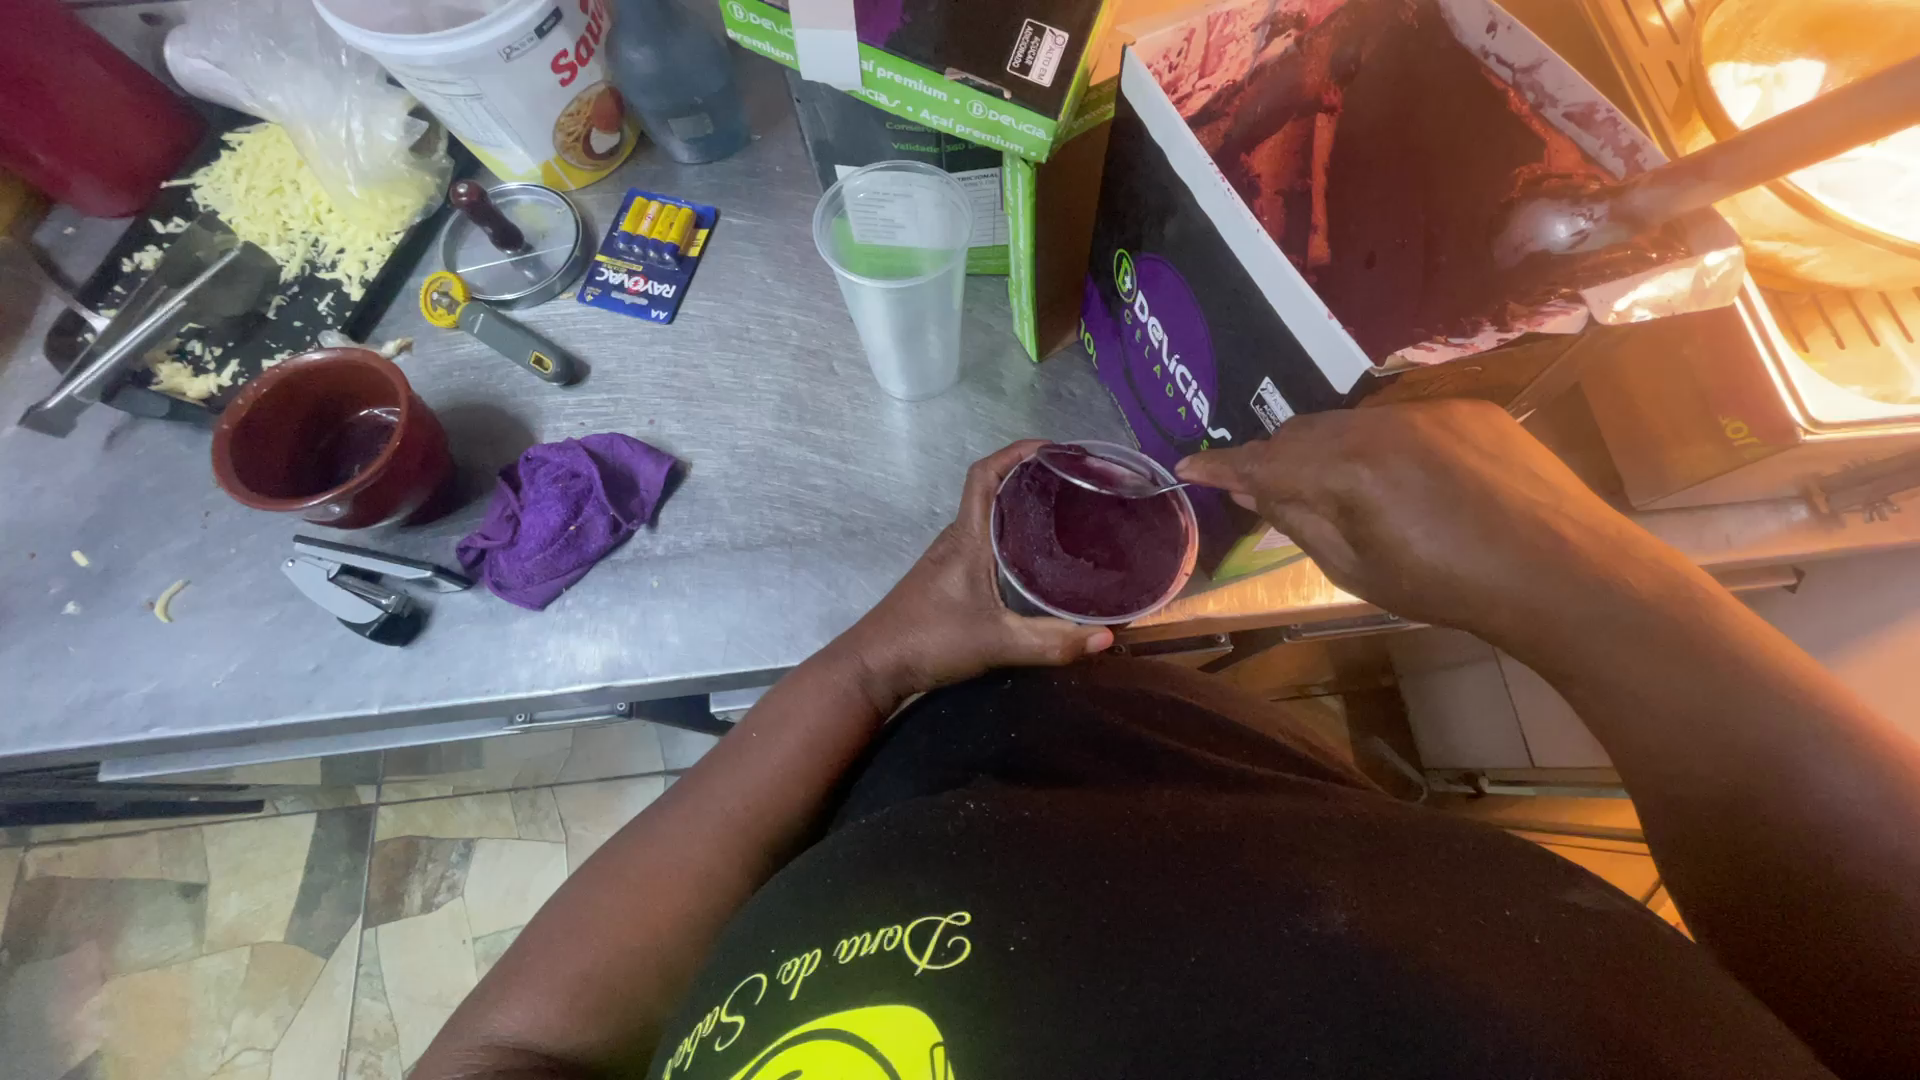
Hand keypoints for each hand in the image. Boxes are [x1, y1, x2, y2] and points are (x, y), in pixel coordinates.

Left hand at [833, 440, 1114, 705]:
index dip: (1017, 452)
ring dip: (1023, 508)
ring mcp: (951, 559)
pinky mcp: (950, 580)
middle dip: (1032, 478)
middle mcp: (958, 539)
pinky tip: (1039, 559)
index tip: (1056, 450)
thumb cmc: (928, 641)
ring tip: (1069, 515)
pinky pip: (987, 543)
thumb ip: (1052, 642)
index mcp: (966, 537)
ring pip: (991, 519)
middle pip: (993, 491)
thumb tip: (1108, 638)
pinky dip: (1013, 537)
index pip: (984, 474)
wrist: (873, 667)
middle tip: (1078, 486)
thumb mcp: (997, 642)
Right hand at [1174, 400, 1680, 648]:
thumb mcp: (1355, 569)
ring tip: (1337, 490)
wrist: (1567, 575)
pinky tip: (1400, 481)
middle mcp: (1380, 424)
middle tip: (1265, 491)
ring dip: (1325, 450)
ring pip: (1349, 422)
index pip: (1264, 461)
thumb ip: (1298, 520)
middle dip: (1274, 457)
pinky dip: (1376, 445)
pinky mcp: (1467, 410)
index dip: (1221, 465)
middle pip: (1301, 431)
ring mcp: (1428, 411)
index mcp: (1347, 469)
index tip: (1187, 465)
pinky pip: (1398, 420)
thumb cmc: (1449, 588)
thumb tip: (1254, 489)